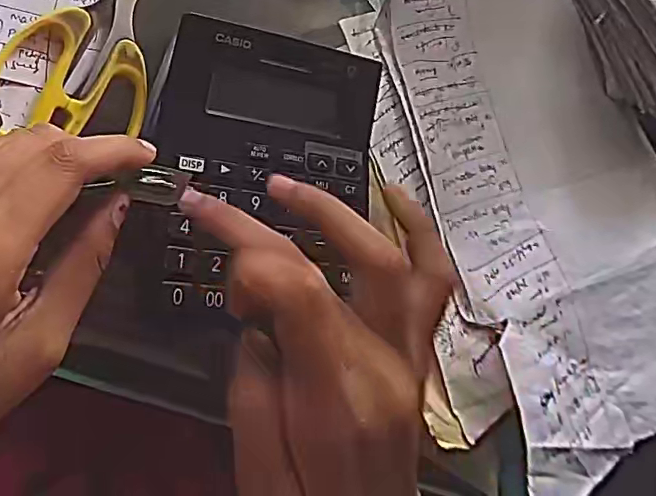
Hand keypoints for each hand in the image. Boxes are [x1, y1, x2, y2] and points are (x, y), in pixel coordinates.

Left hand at [0, 125, 154, 495]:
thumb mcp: (37, 347)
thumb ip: (84, 264)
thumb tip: (118, 204)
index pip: (57, 168)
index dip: (109, 150)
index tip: (143, 154)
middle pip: (36, 143)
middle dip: (89, 145)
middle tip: (122, 171)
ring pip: (11, 142)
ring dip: (59, 150)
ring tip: (90, 178)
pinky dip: (27, 161)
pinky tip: (45, 188)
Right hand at [179, 176, 453, 494]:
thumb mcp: (257, 470)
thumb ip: (250, 381)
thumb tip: (253, 316)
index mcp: (340, 399)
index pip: (303, 289)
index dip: (252, 261)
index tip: (227, 277)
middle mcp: (385, 370)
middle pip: (338, 260)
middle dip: (275, 219)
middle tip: (221, 209)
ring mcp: (408, 361)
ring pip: (390, 257)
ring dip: (334, 211)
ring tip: (287, 188)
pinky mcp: (415, 358)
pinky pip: (433, 282)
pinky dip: (419, 232)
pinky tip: (395, 198)